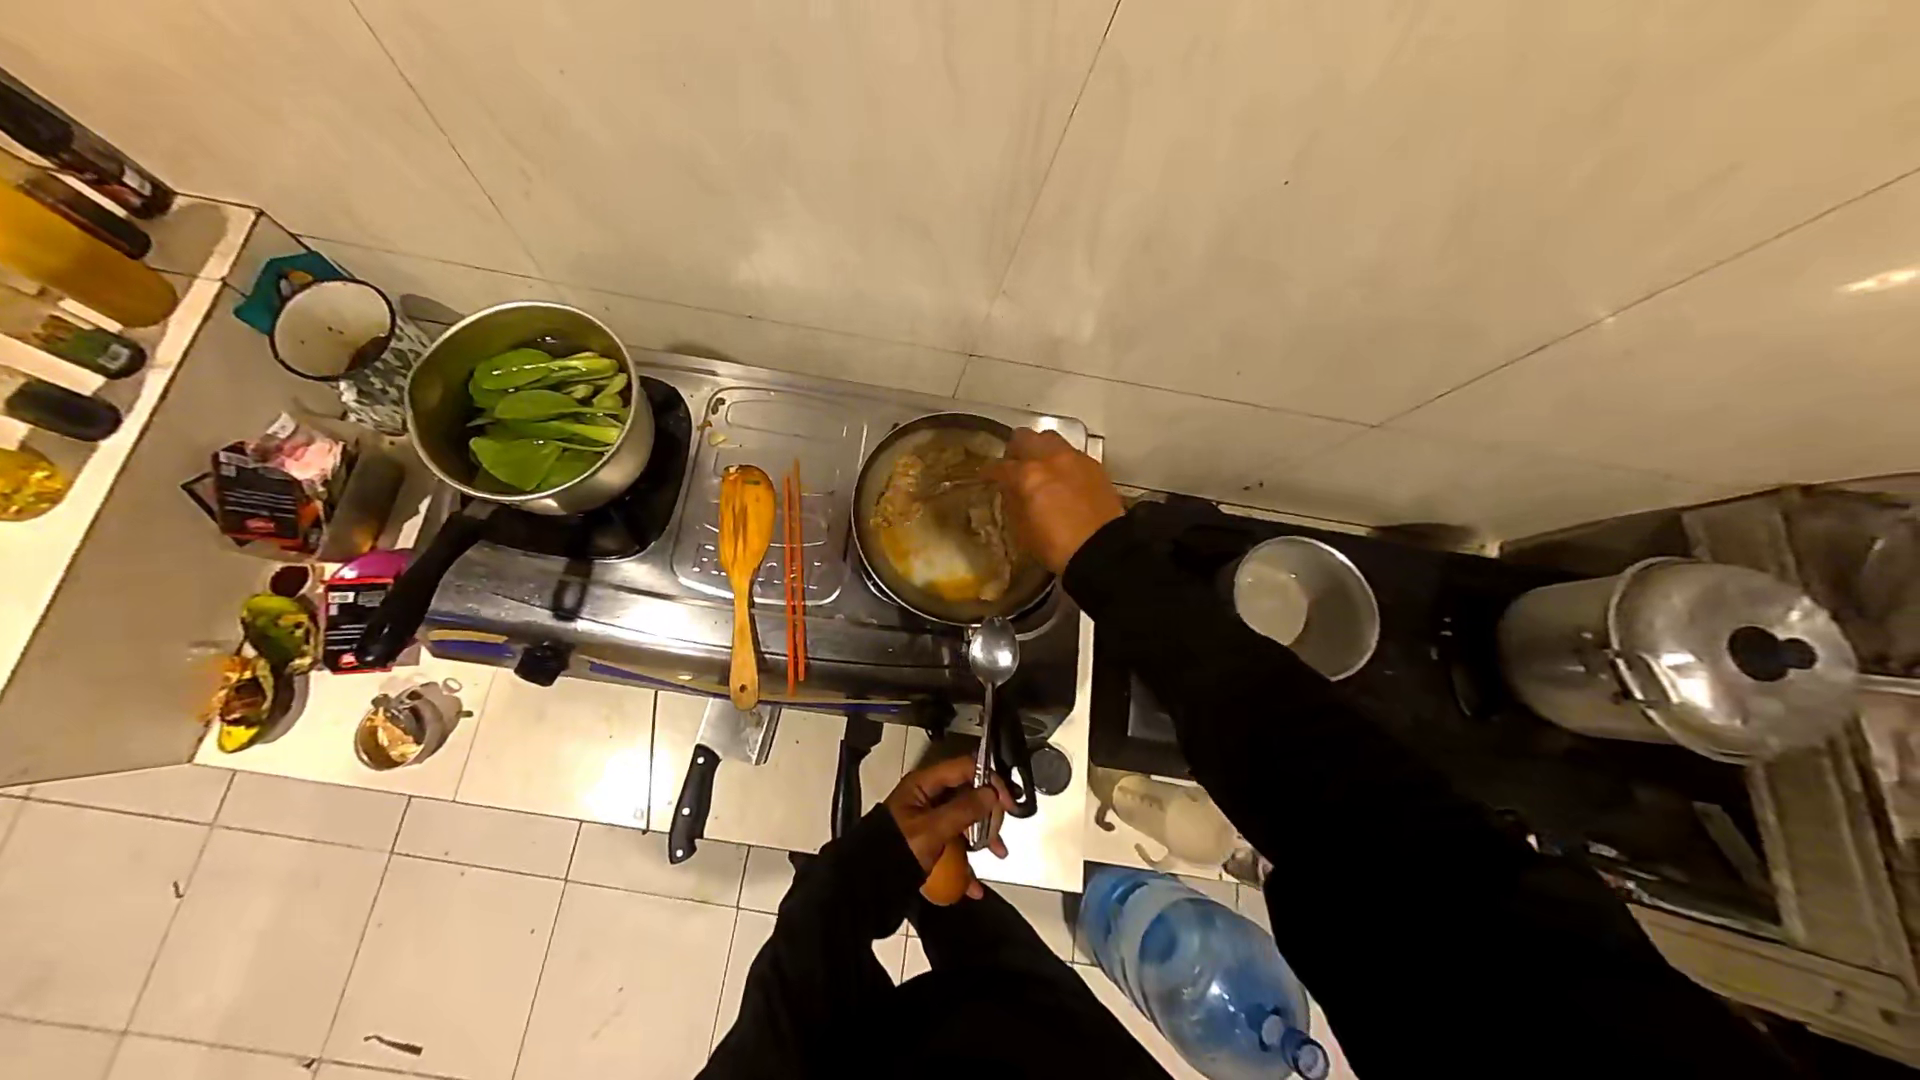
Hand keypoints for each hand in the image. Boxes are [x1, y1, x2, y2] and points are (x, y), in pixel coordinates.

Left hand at [884, 756, 1010, 900]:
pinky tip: (974, 884)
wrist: (867, 886)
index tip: (1007, 802)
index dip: (989, 780)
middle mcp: (929, 796)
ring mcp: (930, 819)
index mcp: (925, 784)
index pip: (965, 768)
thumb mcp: (932, 829)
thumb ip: (963, 810)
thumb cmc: (896, 849)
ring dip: (983, 836)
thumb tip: (992, 794)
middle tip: (1000, 830)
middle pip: (968, 793)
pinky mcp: (930, 841)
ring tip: (996, 853)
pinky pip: (955, 844)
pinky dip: (966, 862)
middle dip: (988, 813)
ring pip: (965, 820)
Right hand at [990, 428, 1124, 574]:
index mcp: (1028, 476)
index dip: (989, 472)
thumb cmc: (1057, 546)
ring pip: (1050, 439)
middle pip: (1025, 437)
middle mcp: (1050, 459)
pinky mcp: (1094, 466)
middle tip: (1014, 465)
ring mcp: (1074, 459)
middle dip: (1015, 450)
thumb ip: (1013, 503)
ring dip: (1040, 449)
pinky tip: (1063, 477)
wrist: (1102, 550)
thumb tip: (1010, 490)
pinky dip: (1062, 460)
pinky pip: (1071, 453)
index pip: (1000, 467)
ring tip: (1040, 467)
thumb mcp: (1023, 530)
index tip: (985, 476)